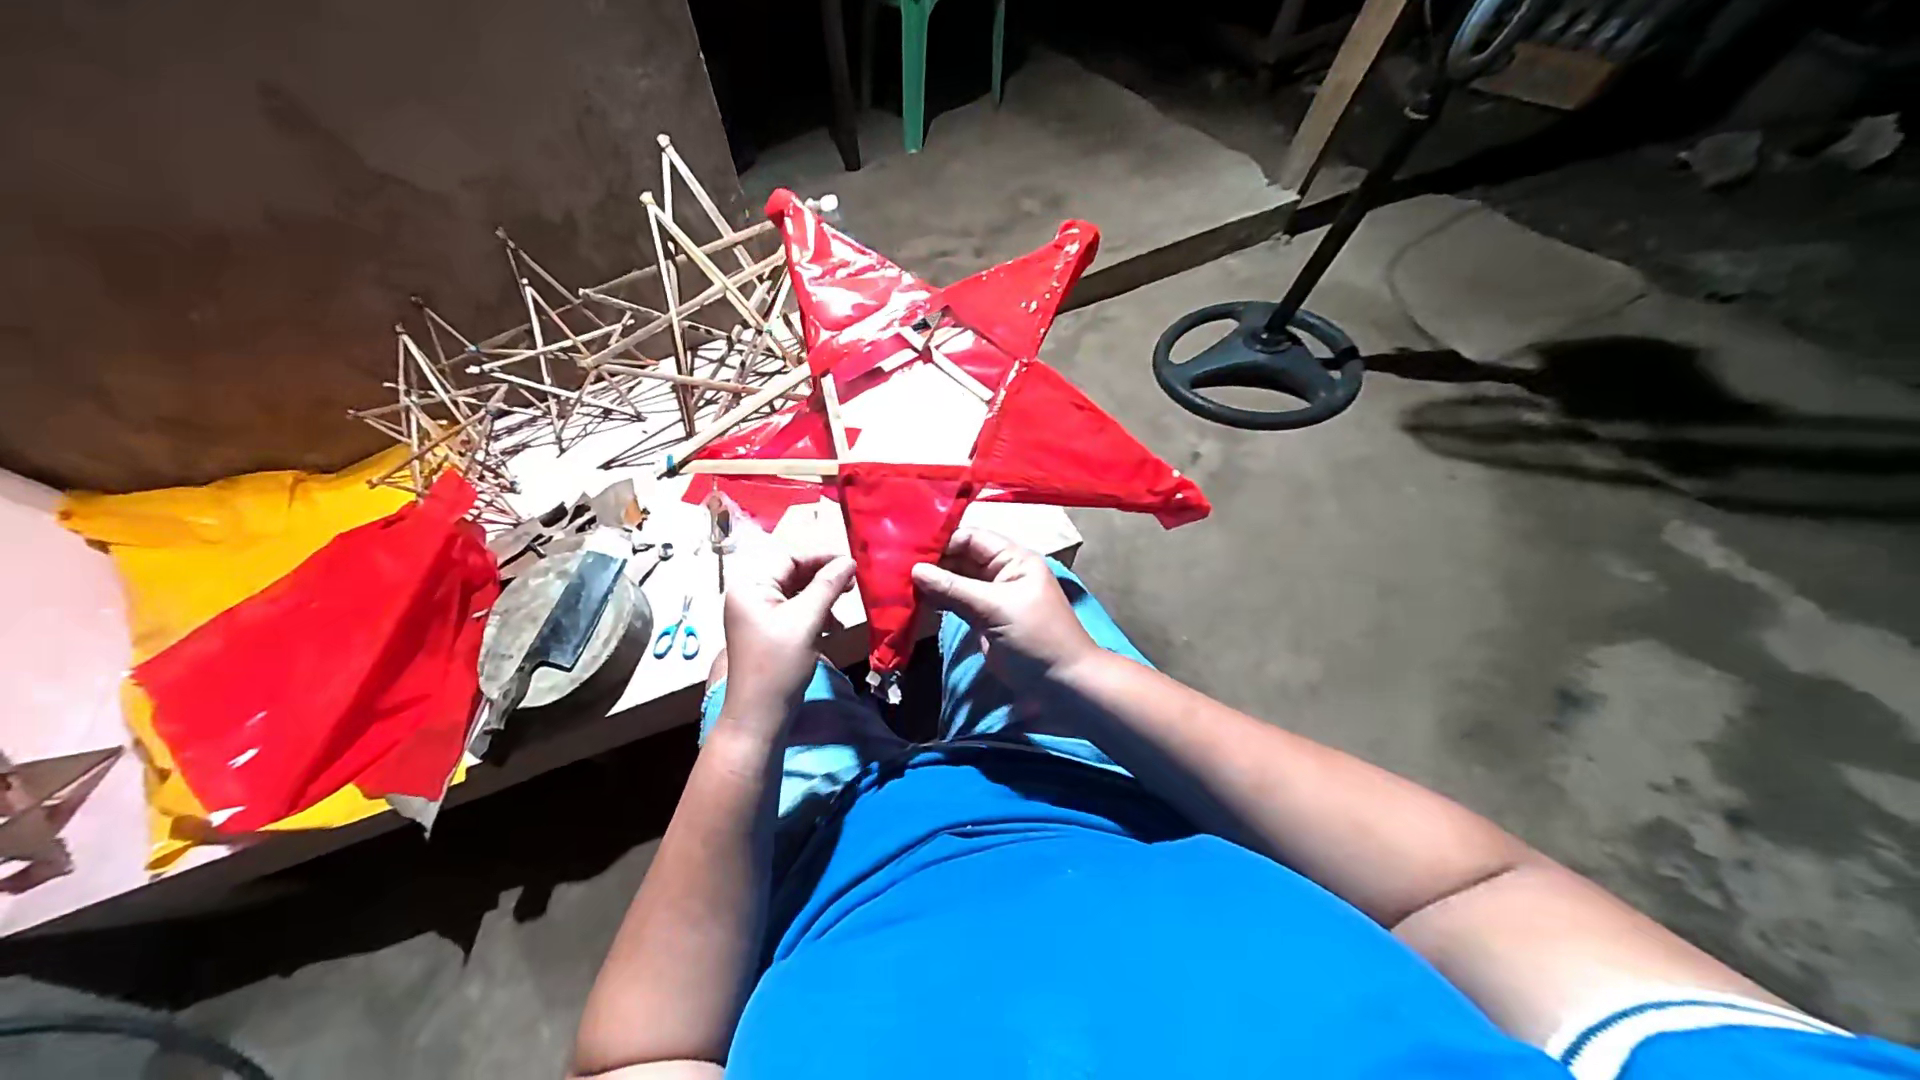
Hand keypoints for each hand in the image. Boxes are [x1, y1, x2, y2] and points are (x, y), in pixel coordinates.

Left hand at [716, 545, 855, 732]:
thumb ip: (827, 586)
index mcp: (750, 586)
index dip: (821, 558)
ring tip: (841, 610)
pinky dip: (814, 614)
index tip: (851, 564)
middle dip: (823, 579)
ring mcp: (756, 614)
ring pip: (795, 593)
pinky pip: (793, 610)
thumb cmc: (780, 665)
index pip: (789, 558)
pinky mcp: (766, 630)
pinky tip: (830, 627)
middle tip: (852, 585)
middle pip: (792, 574)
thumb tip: (848, 561)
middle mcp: (749, 594)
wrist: (760, 716)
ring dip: (821, 598)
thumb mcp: (807, 621)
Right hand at [910, 529, 1099, 691]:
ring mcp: (990, 597)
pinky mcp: (982, 620)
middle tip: (893, 565)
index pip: (972, 537)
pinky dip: (937, 602)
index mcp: (1013, 559)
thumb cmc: (1036, 638)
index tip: (907, 546)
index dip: (941, 540)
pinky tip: (913, 602)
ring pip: (954, 581)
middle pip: (960, 558)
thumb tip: (915, 570)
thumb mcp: (996, 608)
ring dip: (930, 583)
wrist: (1062, 685)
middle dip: (931, 562)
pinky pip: (955, 603)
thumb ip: (954, 588)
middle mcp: (1000, 572)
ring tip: (897, 583)